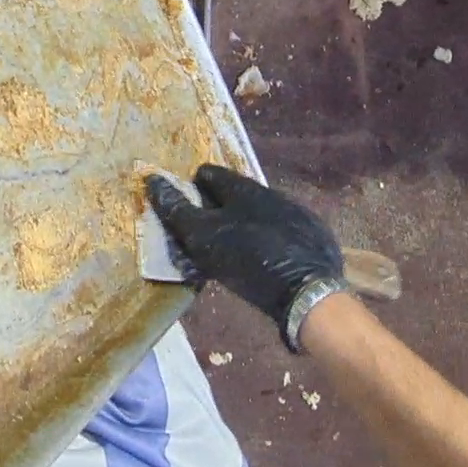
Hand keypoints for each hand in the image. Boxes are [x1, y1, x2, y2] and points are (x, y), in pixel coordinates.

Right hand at [146, 164, 346, 351]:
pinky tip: (266, 263)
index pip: (208, 173)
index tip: (185, 213)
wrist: (309, 293)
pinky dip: (269, 241)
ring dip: (244, 225)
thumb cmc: (246, 259)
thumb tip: (153, 178)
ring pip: (259, 213)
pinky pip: (283, 231)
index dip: (192, 189)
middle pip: (234, 194)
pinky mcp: (314, 237)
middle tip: (206, 237)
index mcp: (241, 187)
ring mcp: (296, 213)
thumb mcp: (202, 238)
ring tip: (235, 253)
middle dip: (218, 210)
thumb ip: (177, 210)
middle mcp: (270, 192)